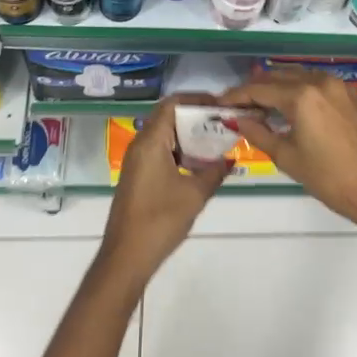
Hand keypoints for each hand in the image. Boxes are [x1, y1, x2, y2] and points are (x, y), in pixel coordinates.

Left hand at [100, 94, 227, 280]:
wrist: (126, 257)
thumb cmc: (160, 221)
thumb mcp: (194, 195)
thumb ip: (214, 171)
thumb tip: (231, 158)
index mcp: (151, 142)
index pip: (172, 104)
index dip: (197, 99)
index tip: (221, 105)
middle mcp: (141, 145)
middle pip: (168, 116)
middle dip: (196, 116)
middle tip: (223, 122)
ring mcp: (137, 161)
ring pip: (165, 135)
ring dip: (189, 135)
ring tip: (217, 140)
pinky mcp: (138, 176)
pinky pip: (161, 151)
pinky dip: (181, 150)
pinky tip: (200, 164)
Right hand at [220, 68, 356, 261]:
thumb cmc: (330, 179)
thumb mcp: (288, 158)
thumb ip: (260, 133)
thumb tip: (238, 119)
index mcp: (302, 95)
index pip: (260, 88)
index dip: (237, 96)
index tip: (220, 104)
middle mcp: (320, 81)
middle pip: (278, 77)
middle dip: (256, 89)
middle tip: (237, 105)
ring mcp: (338, 86)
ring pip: (298, 76)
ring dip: (277, 87)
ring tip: (259, 105)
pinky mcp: (350, 95)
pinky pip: (316, 84)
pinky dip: (298, 90)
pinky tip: (288, 107)